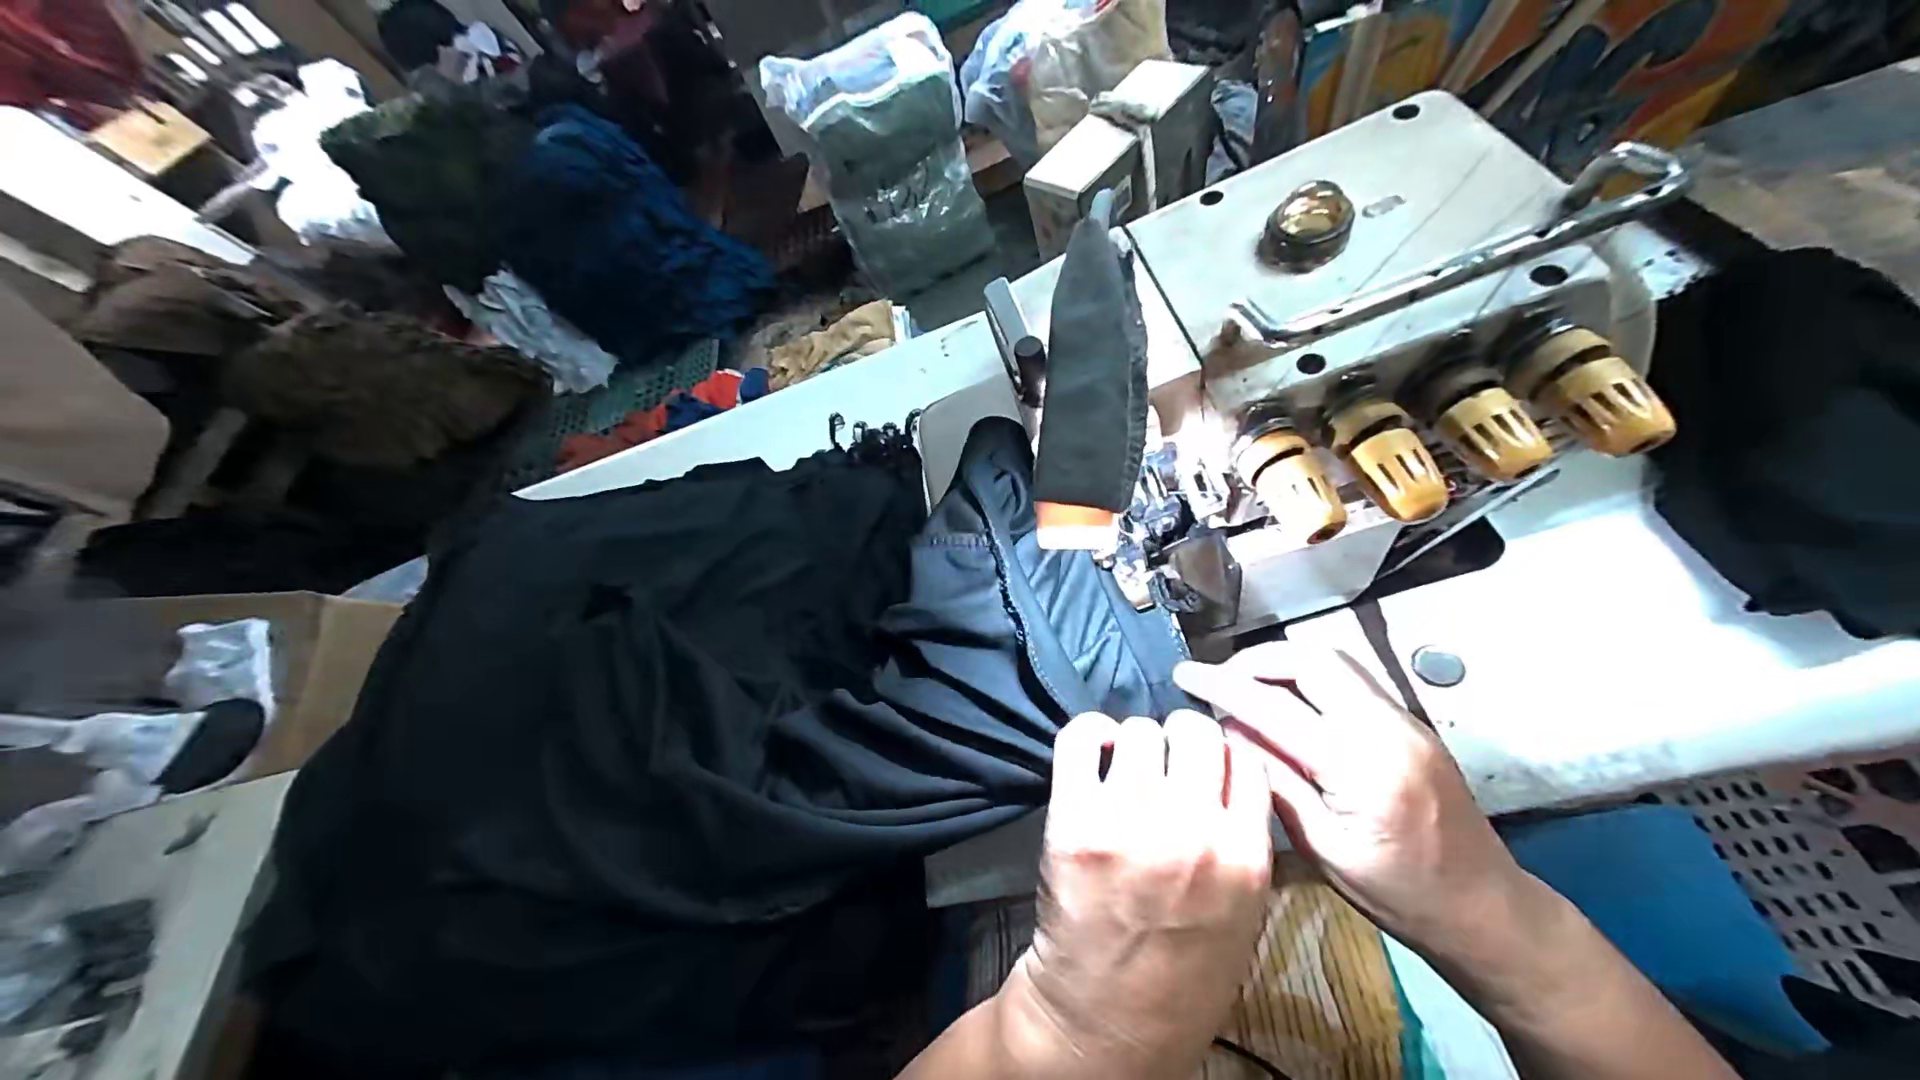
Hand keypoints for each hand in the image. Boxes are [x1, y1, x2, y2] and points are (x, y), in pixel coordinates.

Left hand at [998, 710, 1272, 1079]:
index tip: (1204, 762)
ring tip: (1125, 767)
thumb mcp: (1244, 914)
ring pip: (1139, 729)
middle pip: (1194, 730)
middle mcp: (1192, 829)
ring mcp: (1129, 819)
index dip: (1223, 753)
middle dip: (1181, 739)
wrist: (1104, 1022)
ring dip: (1133, 743)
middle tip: (1164, 761)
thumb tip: (1228, 770)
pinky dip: (1087, 733)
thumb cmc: (1180, 974)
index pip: (1246, 757)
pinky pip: (1080, 736)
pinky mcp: (1074, 819)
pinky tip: (1091, 754)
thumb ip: (1243, 839)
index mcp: (1245, 856)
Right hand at [1172, 642, 1530, 952]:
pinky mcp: (1410, 723)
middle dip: (1254, 660)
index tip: (1184, 674)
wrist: (1486, 909)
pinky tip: (1286, 700)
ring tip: (1245, 685)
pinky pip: (1350, 678)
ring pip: (1333, 660)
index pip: (1275, 705)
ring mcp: (1405, 720)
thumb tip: (1229, 729)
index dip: (1221, 685)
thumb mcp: (1321, 847)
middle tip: (1217, 679)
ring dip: (1281, 662)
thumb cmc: (1398, 894)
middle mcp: (1387, 729)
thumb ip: (1274, 779)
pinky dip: (1307, 675)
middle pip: (1310, 659)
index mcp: (1361, 766)